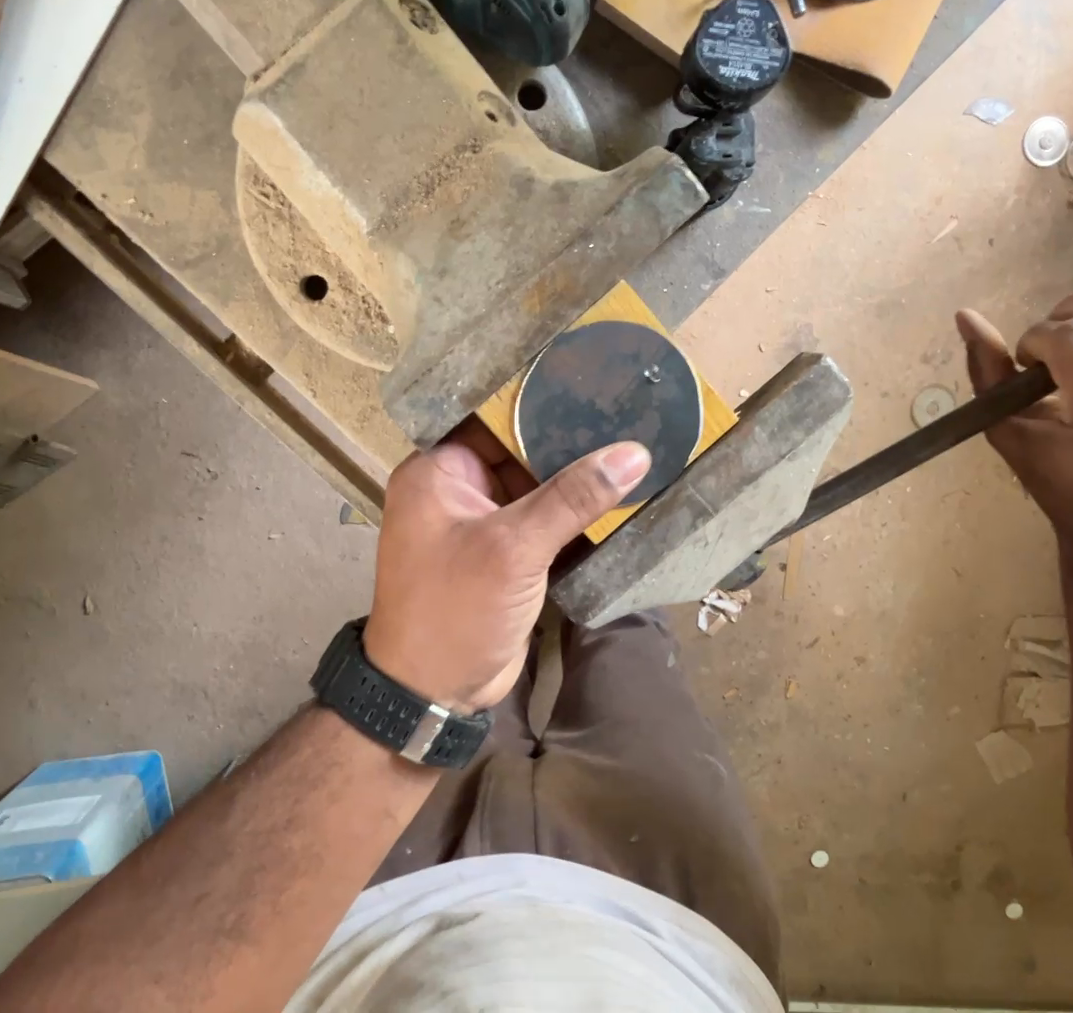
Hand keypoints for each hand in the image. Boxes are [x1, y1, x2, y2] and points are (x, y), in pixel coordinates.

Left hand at [363, 424, 650, 713]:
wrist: (433, 694)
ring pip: (536, 488)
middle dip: (569, 440)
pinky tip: (621, 497)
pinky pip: (543, 522)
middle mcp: (457, 489)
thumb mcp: (513, 548)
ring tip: (639, 445)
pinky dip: (575, 516)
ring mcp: (482, 524)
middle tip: (631, 409)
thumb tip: (634, 452)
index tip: (595, 378)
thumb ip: (571, 497)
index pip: (492, 416)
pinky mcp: (505, 555)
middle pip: (519, 450)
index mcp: (437, 471)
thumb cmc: (455, 610)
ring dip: (578, 480)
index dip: (540, 398)